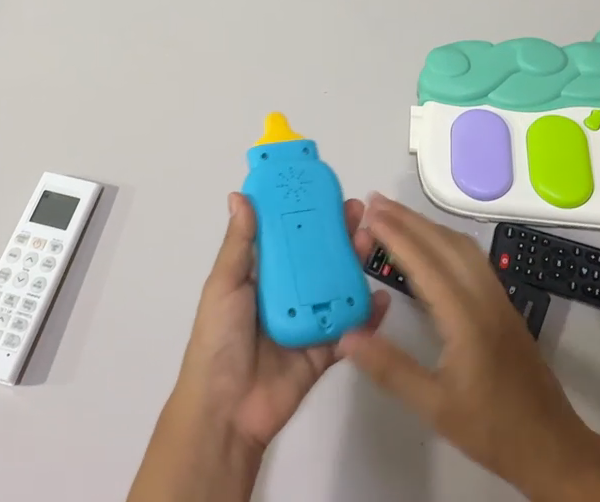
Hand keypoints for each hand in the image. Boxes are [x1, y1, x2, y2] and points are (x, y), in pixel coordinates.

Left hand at [128, 193, 389, 501]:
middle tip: (359, 212)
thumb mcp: (224, 285)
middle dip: (337, 234)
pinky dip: (367, 314)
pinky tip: (380, 296)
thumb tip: (239, 195)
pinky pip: (349, 329)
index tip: (324, 190)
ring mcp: (307, 322)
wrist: (226, 409)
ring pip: (336, 287)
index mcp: (259, 276)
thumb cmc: (219, 340)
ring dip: (355, 264)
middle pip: (317, 258)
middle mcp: (285, 294)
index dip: (304, 214)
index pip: (286, 237)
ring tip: (371, 242)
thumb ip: (240, 243)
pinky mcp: (324, 351)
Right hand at [340, 195, 599, 501]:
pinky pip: (473, 260)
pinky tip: (432, 246)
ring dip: (428, 226)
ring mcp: (499, 300)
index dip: (396, 236)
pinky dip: (445, 241)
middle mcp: (485, 299)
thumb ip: (390, 368)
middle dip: (409, 219)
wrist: (553, 447)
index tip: (370, 214)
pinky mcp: (505, 308)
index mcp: (466, 319)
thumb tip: (346, 336)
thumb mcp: (434, 406)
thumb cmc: (492, 429)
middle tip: (374, 202)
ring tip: (396, 215)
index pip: (425, 264)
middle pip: (445, 245)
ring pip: (462, 248)